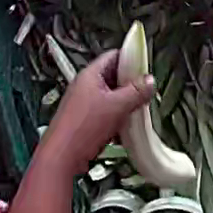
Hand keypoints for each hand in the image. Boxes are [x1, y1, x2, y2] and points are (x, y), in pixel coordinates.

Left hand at [37, 49, 152, 170]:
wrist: (62, 157)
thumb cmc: (84, 127)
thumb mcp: (117, 106)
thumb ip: (136, 92)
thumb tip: (150, 80)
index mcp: (90, 74)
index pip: (113, 56)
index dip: (130, 59)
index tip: (145, 69)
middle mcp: (85, 85)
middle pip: (113, 77)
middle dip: (130, 85)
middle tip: (144, 93)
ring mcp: (83, 103)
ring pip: (110, 97)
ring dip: (124, 104)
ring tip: (136, 112)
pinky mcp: (84, 120)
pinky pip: (105, 112)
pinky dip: (116, 118)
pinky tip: (124, 129)